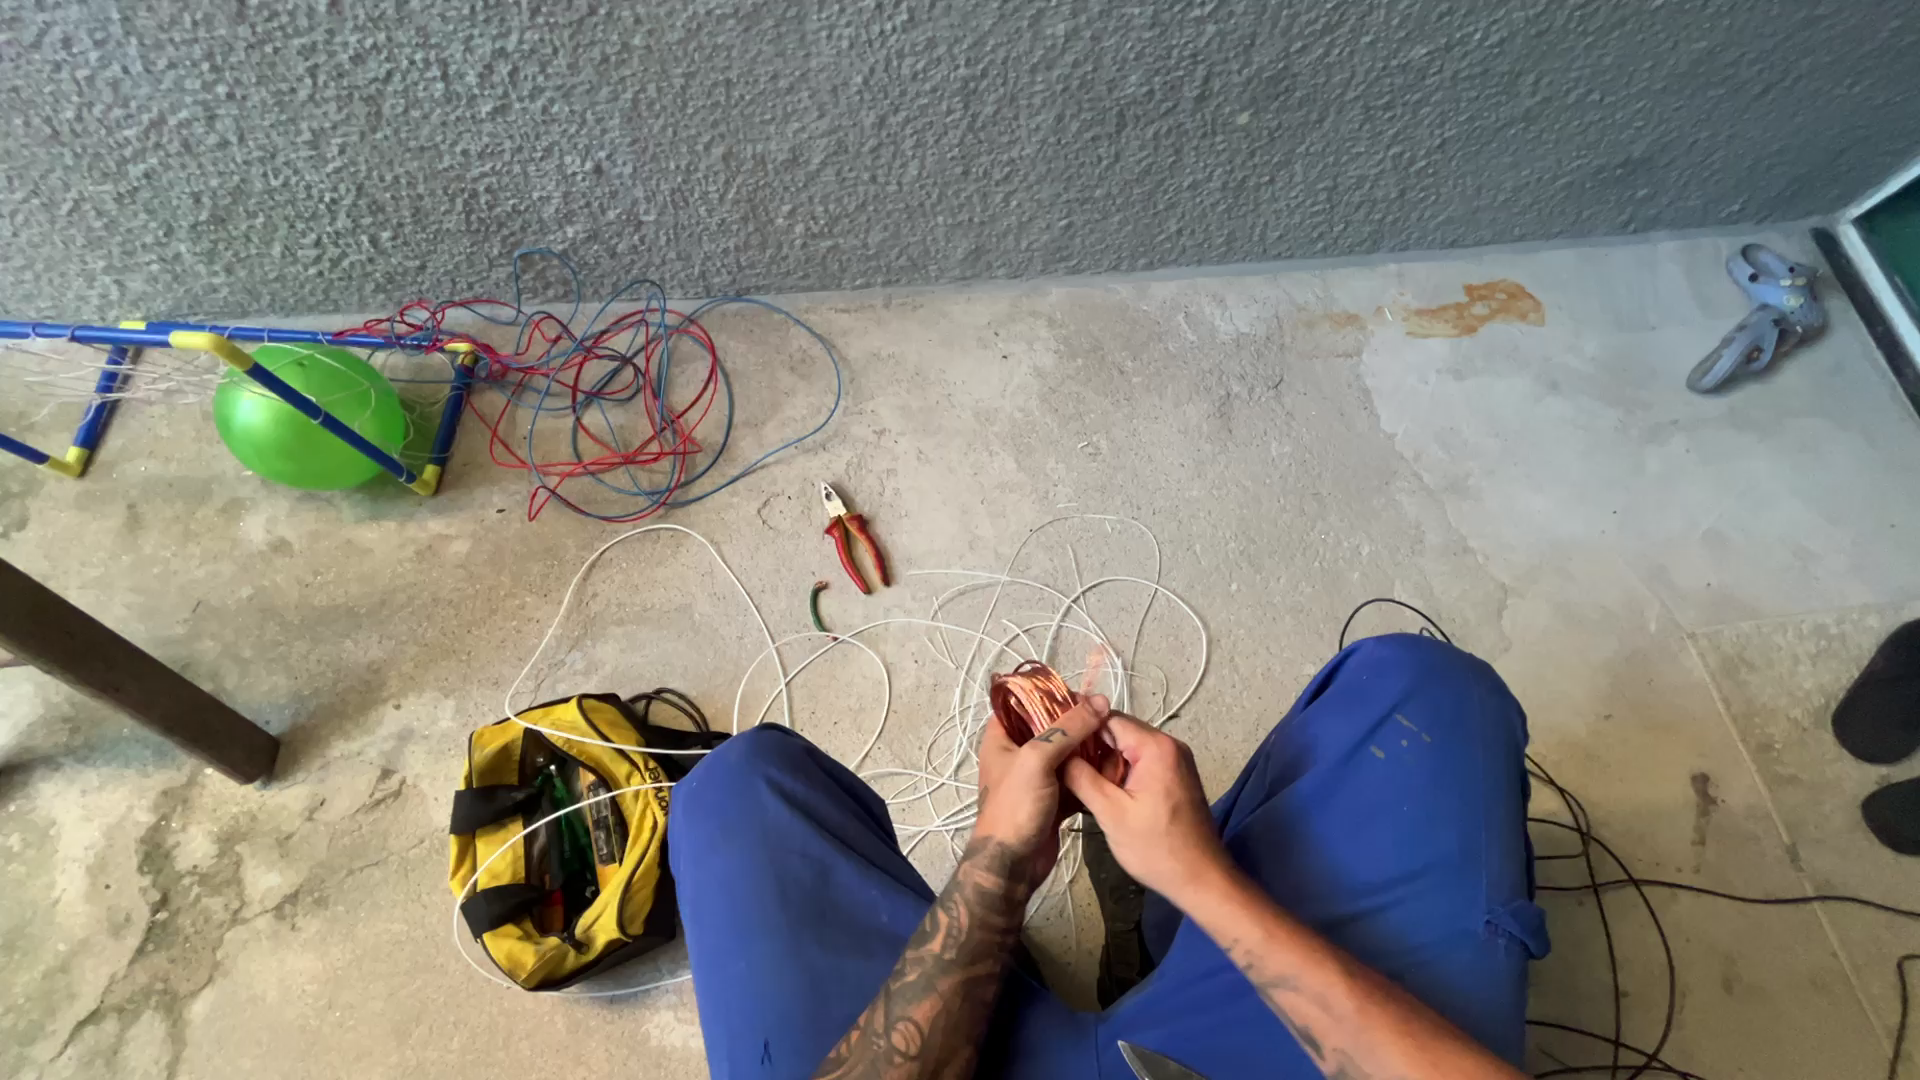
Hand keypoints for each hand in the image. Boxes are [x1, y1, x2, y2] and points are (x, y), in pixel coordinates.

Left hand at [973, 694, 1111, 891]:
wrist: (1013, 864)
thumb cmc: (1015, 806)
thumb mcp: (1038, 759)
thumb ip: (1068, 728)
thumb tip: (1100, 701)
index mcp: (1001, 737)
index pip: (1023, 703)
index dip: (1049, 695)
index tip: (1081, 693)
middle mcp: (1016, 753)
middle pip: (1050, 728)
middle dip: (1076, 723)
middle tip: (1105, 717)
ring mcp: (1035, 777)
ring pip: (1065, 753)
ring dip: (1087, 748)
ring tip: (1113, 739)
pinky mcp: (1052, 798)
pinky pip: (1074, 777)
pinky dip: (1090, 773)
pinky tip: (1111, 767)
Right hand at [1062, 713, 1229, 907]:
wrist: (1202, 881)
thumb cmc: (1157, 849)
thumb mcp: (1111, 813)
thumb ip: (1081, 777)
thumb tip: (1057, 753)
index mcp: (1155, 747)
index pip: (1107, 718)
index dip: (1078, 727)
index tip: (1054, 741)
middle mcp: (1169, 744)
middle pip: (1118, 730)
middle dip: (1092, 747)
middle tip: (1065, 766)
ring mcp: (1176, 759)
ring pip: (1128, 746)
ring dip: (1106, 761)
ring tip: (1083, 781)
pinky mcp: (1176, 774)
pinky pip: (1141, 760)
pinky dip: (1122, 771)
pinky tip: (1107, 791)